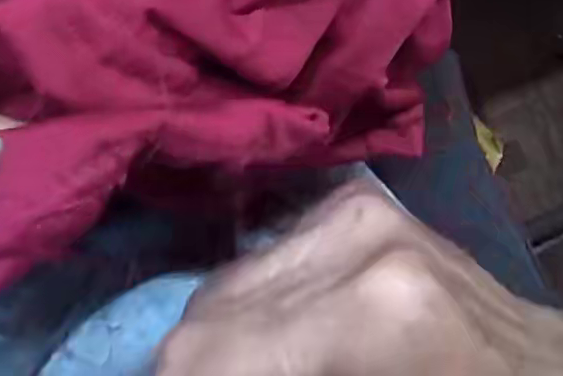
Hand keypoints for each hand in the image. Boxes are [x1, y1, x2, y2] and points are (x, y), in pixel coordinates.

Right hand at [156, 181, 562, 375]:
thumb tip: (192, 362)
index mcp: (365, 314)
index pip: (199, 350)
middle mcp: (359, 235)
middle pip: (207, 309)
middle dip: (206, 367)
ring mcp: (367, 207)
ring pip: (235, 276)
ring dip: (234, 342)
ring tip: (266, 368)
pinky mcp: (370, 203)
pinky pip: (275, 253)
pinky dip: (266, 308)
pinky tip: (295, 341)